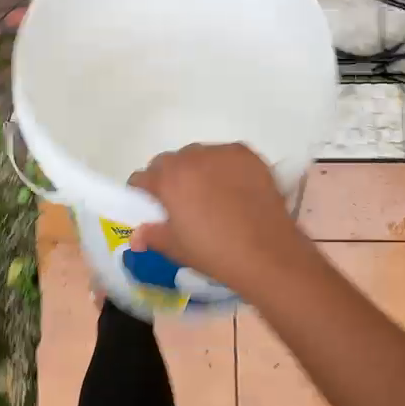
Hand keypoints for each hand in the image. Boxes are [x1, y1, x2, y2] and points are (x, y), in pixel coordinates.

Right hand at [127, 143, 309, 294]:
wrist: (268, 253)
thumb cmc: (216, 254)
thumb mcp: (177, 249)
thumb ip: (152, 235)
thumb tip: (136, 235)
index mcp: (168, 179)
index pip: (142, 177)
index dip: (142, 193)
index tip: (151, 207)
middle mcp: (191, 157)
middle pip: (170, 162)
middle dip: (169, 179)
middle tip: (182, 204)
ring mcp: (220, 152)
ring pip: (198, 155)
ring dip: (197, 170)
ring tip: (212, 197)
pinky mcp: (245, 153)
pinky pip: (225, 156)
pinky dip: (224, 168)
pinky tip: (235, 191)